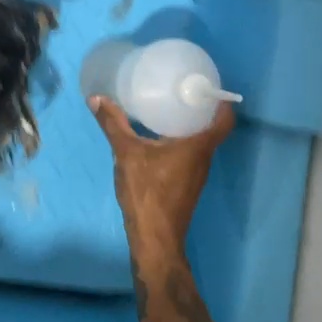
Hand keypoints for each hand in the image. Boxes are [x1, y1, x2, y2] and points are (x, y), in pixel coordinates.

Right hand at [89, 97, 236, 247]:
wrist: (154, 237)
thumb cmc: (147, 192)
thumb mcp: (126, 153)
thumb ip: (113, 124)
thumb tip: (96, 98)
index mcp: (198, 146)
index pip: (224, 119)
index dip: (220, 100)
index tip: (205, 84)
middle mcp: (203, 158)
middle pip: (211, 127)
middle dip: (199, 108)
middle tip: (179, 88)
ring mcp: (196, 173)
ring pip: (199, 141)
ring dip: (188, 125)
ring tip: (167, 106)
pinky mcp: (186, 183)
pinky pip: (189, 153)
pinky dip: (179, 140)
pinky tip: (157, 135)